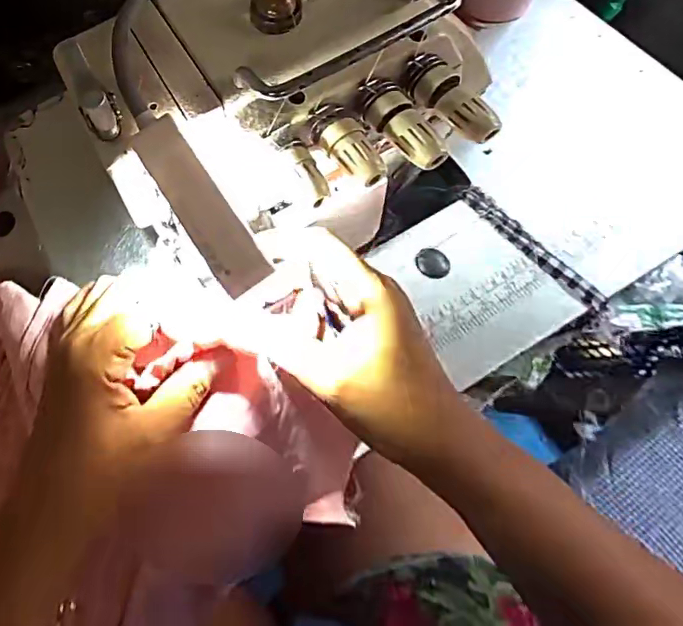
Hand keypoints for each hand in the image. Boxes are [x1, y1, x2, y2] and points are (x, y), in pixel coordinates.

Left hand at [25, 274, 220, 507]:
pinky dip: (108, 312)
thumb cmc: (103, 477)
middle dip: (155, 304)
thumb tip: (220, 355)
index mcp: (94, 350)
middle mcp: (73, 335)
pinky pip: (83, 310)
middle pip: (122, 290)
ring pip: (100, 294)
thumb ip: (190, 385)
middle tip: (182, 335)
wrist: (49, 514)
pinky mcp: (56, 355)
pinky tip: (129, 337)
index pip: (146, 308)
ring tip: (160, 335)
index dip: (176, 321)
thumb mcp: (157, 433)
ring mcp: (60, 343)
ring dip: (132, 305)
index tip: (197, 344)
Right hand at [246, 232, 465, 466]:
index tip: (249, 253)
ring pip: (327, 286)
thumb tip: (241, 325)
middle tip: (247, 290)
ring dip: (296, 295)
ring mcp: (377, 307)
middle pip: (321, 261)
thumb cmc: (395, 408)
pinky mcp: (376, 326)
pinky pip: (336, 307)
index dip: (282, 241)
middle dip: (282, 272)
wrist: (441, 442)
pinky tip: (291, 333)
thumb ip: (283, 346)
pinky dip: (311, 314)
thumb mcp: (330, 377)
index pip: (319, 242)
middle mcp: (375, 288)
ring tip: (261, 310)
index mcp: (370, 288)